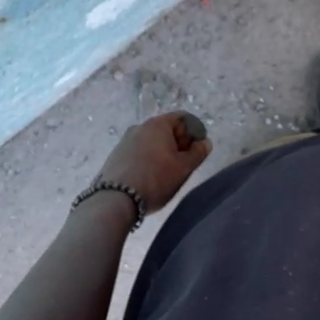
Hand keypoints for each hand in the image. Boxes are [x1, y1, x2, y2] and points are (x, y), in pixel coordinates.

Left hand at [96, 111, 211, 211]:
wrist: (115, 200)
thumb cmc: (156, 179)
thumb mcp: (184, 168)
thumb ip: (198, 153)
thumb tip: (205, 142)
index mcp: (158, 124)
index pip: (183, 118)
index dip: (194, 132)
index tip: (197, 151)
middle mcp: (140, 126)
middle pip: (166, 130)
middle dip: (177, 144)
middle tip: (183, 164)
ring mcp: (124, 141)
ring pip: (150, 142)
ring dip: (161, 153)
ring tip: (165, 173)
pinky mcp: (114, 156)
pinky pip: (137, 153)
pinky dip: (146, 160)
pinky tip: (148, 178)